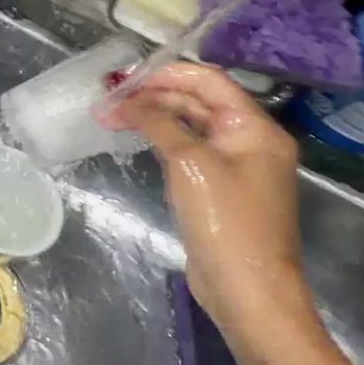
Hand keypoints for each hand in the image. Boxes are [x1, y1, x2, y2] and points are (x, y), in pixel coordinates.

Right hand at [105, 65, 308, 332]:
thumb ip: (157, 121)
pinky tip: (133, 135)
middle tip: (108, 97)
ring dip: (152, 115)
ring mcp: (236, 165)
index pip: (208, 80)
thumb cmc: (224, 220)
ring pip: (189, 123)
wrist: (248, 291)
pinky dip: (160, 136)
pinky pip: (188, 147)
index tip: (124, 79)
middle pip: (197, 100)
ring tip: (110, 115)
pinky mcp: (220, 186)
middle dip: (152, 94)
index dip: (165, 74)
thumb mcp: (187, 162)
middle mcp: (250, 141)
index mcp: (255, 129)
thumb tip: (124, 99)